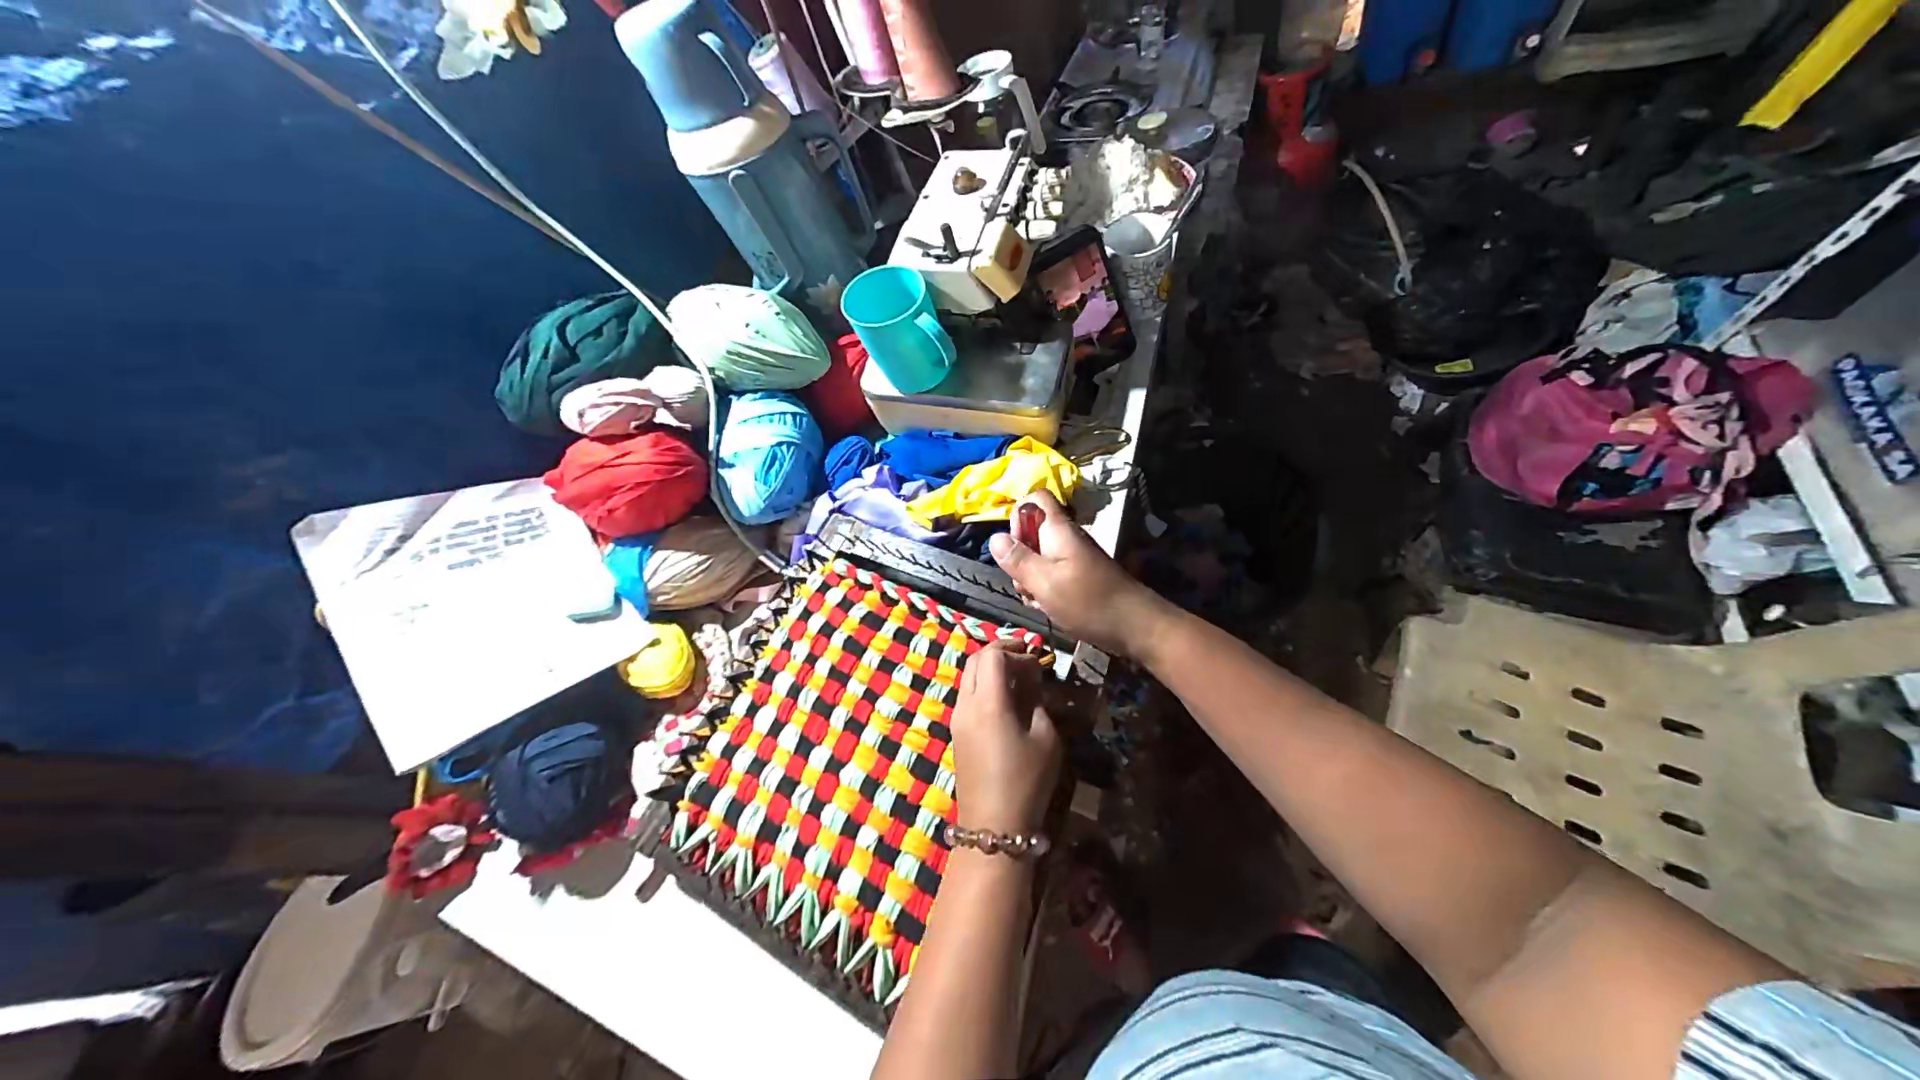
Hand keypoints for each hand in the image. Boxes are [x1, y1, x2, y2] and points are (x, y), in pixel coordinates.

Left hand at [948, 643, 1060, 834]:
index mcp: (988, 703)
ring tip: (1019, 677)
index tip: (1037, 660)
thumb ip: (1037, 701)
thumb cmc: (1026, 781)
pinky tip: (1007, 699)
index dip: (1016, 651)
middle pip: (976, 660)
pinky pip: (968, 696)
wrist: (993, 826)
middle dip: (1000, 652)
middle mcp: (966, 705)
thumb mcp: (1045, 738)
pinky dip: (985, 686)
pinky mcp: (957, 733)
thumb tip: (1031, 680)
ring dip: (991, 669)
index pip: (993, 657)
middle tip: (1026, 657)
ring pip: (969, 677)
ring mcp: (957, 719)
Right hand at [988, 491, 1172, 657]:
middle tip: (1026, 584)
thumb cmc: (1089, 602)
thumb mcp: (1044, 582)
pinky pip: (1050, 576)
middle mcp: (1065, 538)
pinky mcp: (1078, 577)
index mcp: (1058, 530)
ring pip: (1037, 558)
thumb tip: (994, 538)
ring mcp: (1072, 558)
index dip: (1017, 517)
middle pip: (1030, 533)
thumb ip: (1018, 559)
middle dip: (1019, 557)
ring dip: (1029, 579)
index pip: (1033, 500)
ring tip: (1038, 601)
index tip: (1015, 546)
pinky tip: (1048, 608)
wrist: (1136, 627)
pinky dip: (1044, 590)